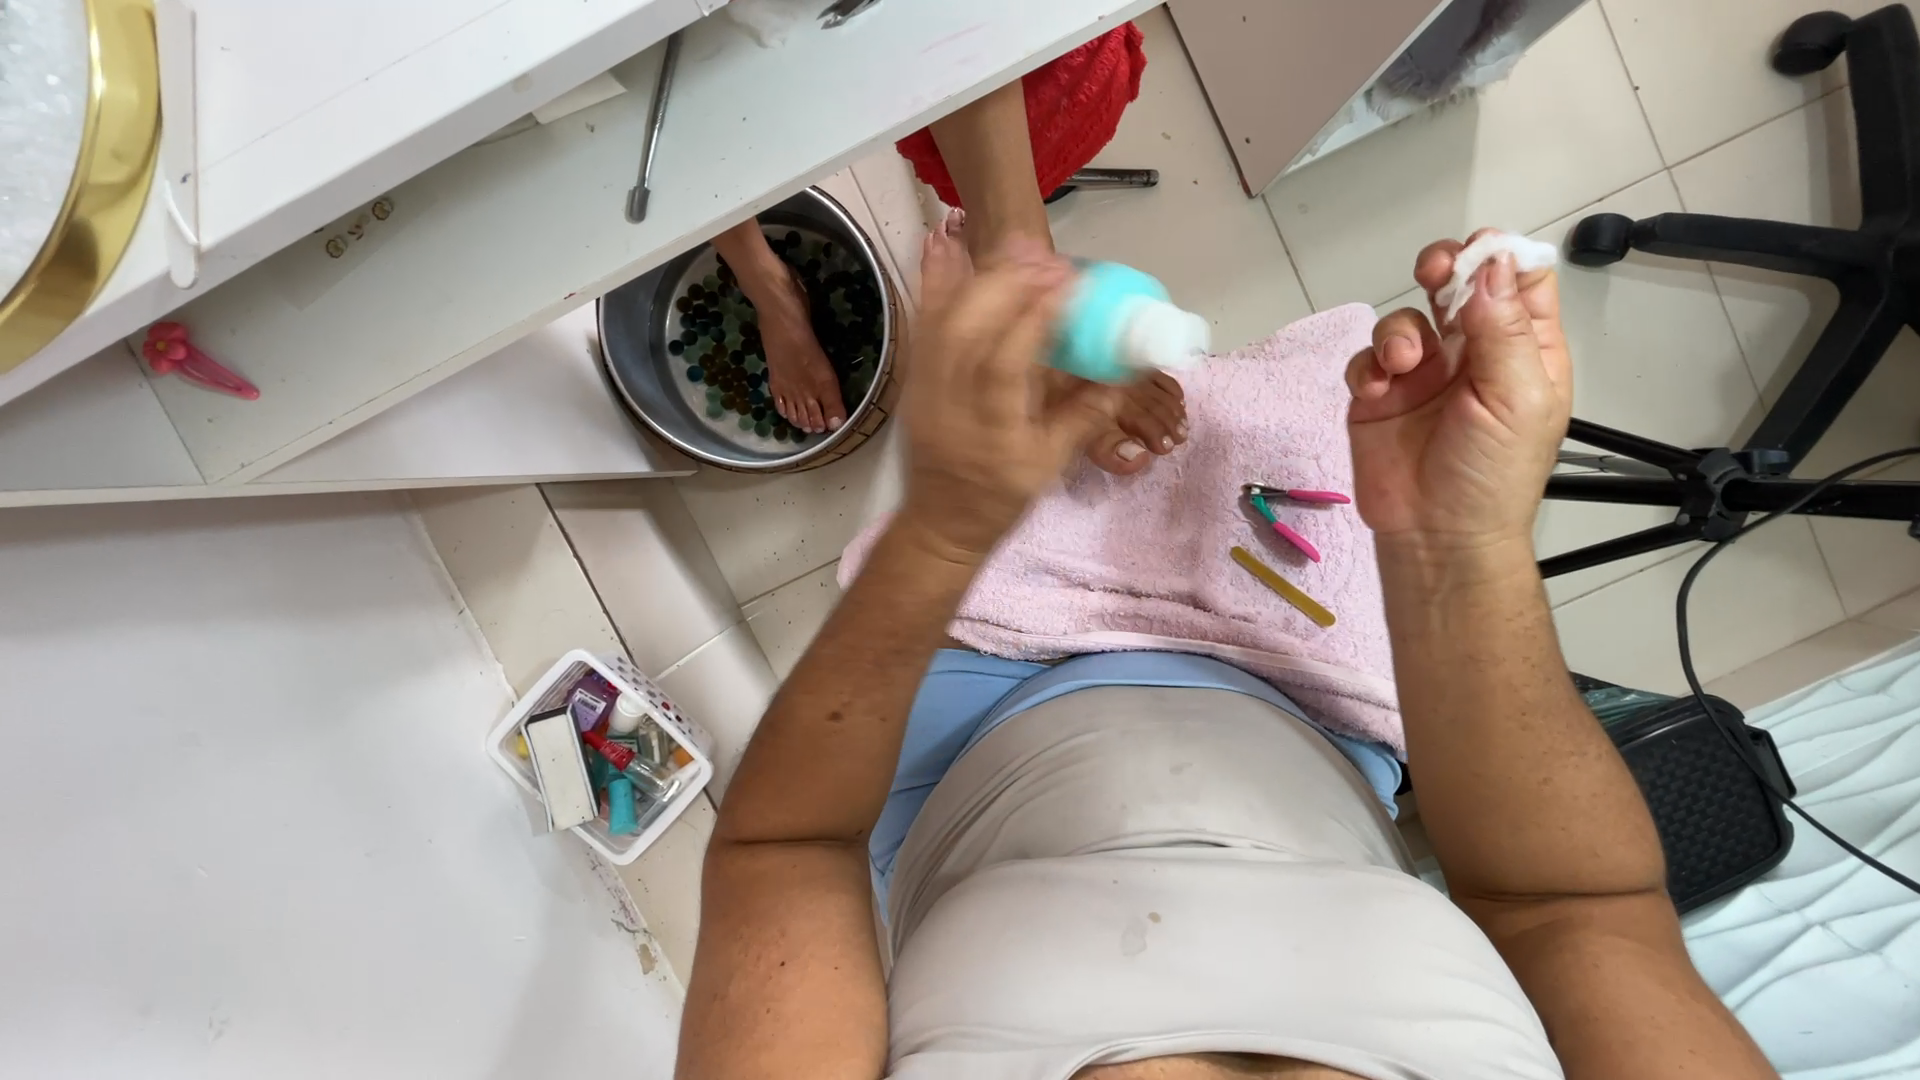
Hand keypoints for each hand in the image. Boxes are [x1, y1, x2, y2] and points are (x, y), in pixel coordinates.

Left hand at [898, 242, 1123, 560]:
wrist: (939, 523)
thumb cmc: (997, 501)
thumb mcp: (1048, 467)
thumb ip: (1084, 418)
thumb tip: (1121, 373)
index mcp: (990, 432)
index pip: (1008, 362)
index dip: (1036, 317)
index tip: (1068, 282)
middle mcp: (950, 406)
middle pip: (969, 330)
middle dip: (1008, 284)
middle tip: (1046, 256)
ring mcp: (924, 391)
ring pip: (942, 322)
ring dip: (978, 277)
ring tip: (1013, 247)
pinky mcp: (912, 381)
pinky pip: (920, 326)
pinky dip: (932, 283)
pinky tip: (943, 245)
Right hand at [1347, 231, 1571, 550]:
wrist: (1435, 532)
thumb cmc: (1491, 472)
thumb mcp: (1517, 398)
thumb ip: (1503, 331)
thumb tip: (1490, 265)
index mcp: (1521, 349)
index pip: (1517, 281)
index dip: (1499, 259)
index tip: (1477, 255)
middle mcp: (1469, 353)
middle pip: (1455, 287)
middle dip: (1442, 270)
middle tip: (1432, 272)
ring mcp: (1419, 375)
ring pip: (1402, 320)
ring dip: (1397, 332)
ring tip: (1400, 364)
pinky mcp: (1376, 397)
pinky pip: (1364, 362)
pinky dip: (1366, 369)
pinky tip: (1375, 393)